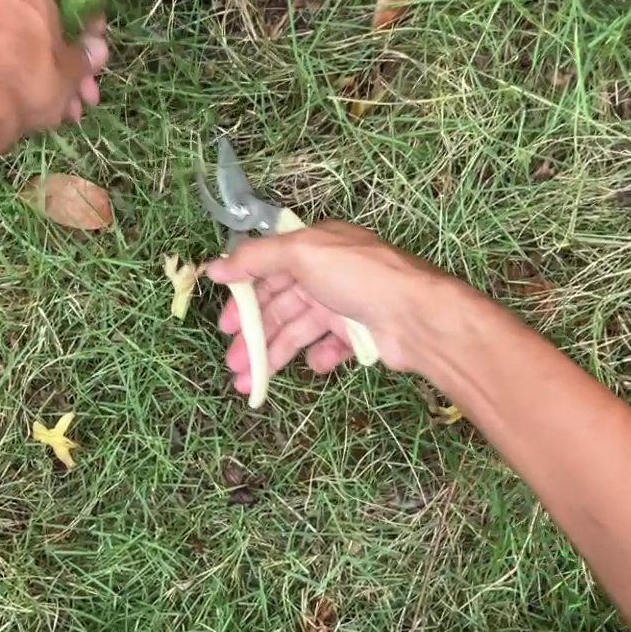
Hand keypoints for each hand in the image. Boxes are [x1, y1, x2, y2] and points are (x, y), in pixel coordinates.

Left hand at [0, 0, 108, 157]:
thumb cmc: (25, 80)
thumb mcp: (67, 73)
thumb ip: (84, 56)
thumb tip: (97, 48)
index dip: (84, 25)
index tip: (92, 51)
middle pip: (38, 21)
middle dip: (62, 61)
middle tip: (79, 92)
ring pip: (16, 40)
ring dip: (41, 74)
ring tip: (60, 111)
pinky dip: (12, 74)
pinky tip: (30, 107)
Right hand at [204, 221, 458, 395]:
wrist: (416, 317)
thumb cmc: (358, 278)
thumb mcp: (302, 254)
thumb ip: (256, 259)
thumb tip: (214, 266)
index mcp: (313, 248)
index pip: (267, 272)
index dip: (244, 299)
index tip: (225, 326)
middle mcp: (325, 275)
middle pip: (279, 307)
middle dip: (254, 336)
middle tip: (234, 363)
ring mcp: (341, 306)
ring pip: (297, 331)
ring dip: (273, 355)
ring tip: (251, 382)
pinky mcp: (356, 335)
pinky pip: (327, 347)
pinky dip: (317, 357)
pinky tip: (313, 365)